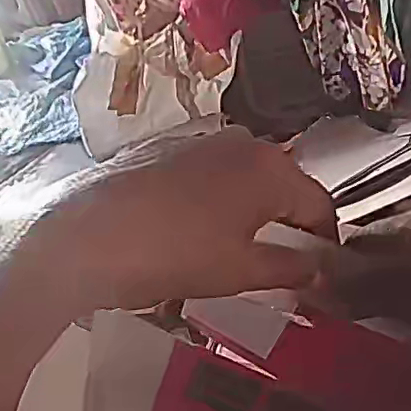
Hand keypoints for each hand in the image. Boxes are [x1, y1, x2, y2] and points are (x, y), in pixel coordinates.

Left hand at [18, 128, 338, 312]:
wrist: (84, 239)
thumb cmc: (174, 255)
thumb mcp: (241, 271)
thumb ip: (291, 267)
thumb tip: (319, 269)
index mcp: (270, 169)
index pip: (319, 205)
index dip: (326, 239)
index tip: (323, 266)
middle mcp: (242, 142)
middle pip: (285, 185)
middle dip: (291, 220)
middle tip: (287, 258)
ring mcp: (201, 139)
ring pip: (248, 176)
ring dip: (256, 207)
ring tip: (243, 244)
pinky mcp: (167, 146)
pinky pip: (213, 171)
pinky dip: (221, 196)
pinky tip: (201, 224)